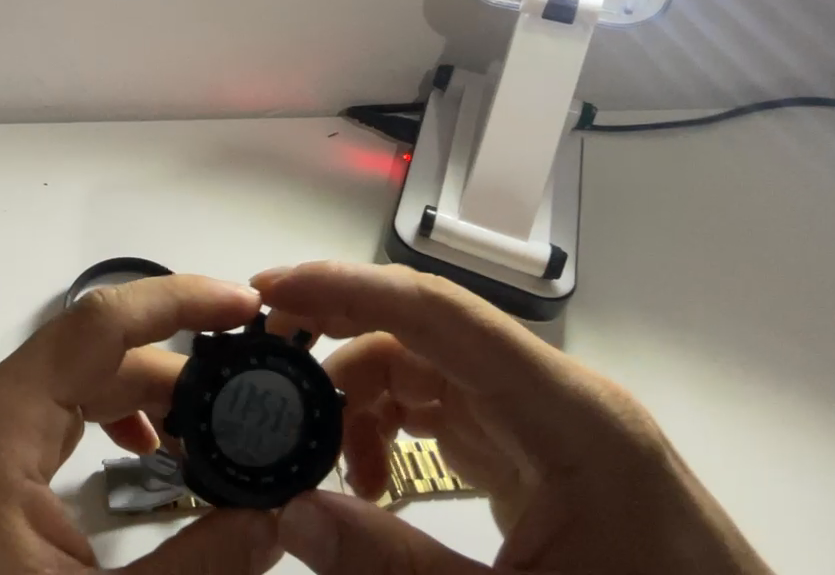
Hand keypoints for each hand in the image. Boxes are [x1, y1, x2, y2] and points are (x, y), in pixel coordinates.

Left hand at [0, 275, 283, 574]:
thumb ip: (193, 565)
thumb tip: (273, 523)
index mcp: (4, 413)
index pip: (101, 322)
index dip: (178, 300)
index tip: (244, 304)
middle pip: (101, 355)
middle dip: (181, 369)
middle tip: (255, 399)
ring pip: (83, 383)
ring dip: (152, 399)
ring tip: (217, 432)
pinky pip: (61, 413)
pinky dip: (114, 419)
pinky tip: (149, 451)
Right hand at [253, 262, 771, 574]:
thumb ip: (398, 566)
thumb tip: (289, 513)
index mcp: (568, 414)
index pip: (436, 311)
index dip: (344, 287)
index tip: (267, 290)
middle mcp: (553, 395)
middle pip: (420, 330)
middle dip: (335, 334)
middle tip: (266, 364)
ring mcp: (544, 420)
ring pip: (422, 366)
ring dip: (359, 397)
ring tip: (325, 460)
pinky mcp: (534, 450)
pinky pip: (440, 409)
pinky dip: (388, 429)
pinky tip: (370, 483)